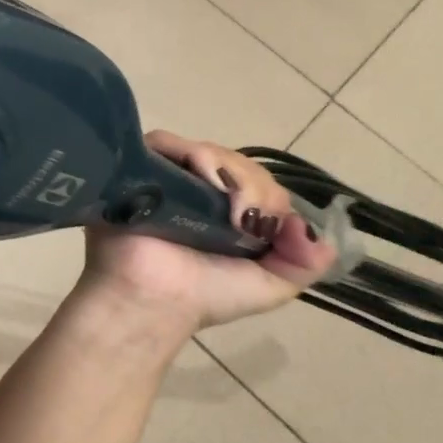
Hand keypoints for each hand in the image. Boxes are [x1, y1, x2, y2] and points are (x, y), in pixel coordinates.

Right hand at [77, 130, 336, 337]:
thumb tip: (305, 224)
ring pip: (204, 150)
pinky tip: (203, 176)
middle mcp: (194, 193)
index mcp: (224, 214)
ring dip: (226, 167)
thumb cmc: (206, 296)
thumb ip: (305, 260)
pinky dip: (187, 150)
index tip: (264, 223)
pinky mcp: (136, 171)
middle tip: (244, 216)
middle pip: (233, 162)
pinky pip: (162, 142)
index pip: (255, 182)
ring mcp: (164, 180)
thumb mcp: (273, 285)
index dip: (268, 194)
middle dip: (251, 183)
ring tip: (224, 198)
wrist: (155, 300)